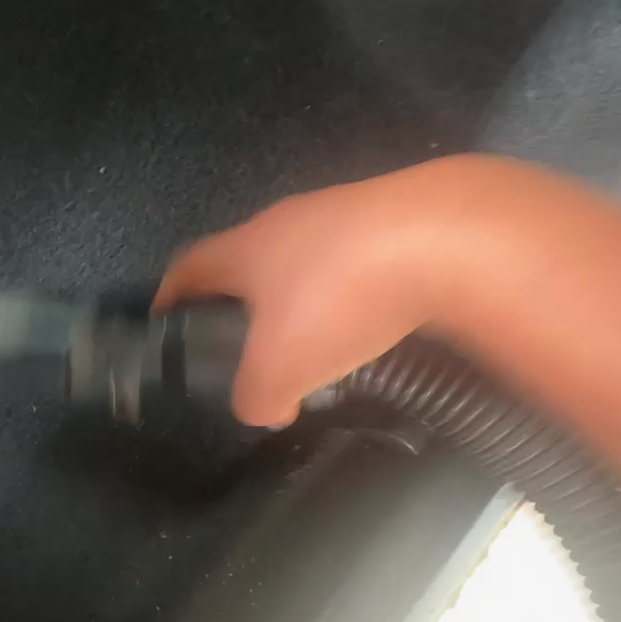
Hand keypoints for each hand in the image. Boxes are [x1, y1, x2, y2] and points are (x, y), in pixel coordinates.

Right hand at [155, 153, 619, 426]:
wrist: (454, 239)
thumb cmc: (338, 300)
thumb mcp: (278, 372)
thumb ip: (255, 400)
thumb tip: (266, 409)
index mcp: (245, 249)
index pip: (187, 268)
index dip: (169, 298)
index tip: (166, 325)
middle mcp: (288, 221)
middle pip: (247, 263)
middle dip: (240, 306)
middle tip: (248, 350)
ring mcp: (345, 212)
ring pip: (305, 261)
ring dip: (302, 302)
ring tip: (318, 346)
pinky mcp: (398, 218)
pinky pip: (357, 262)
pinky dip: (353, 296)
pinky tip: (375, 325)